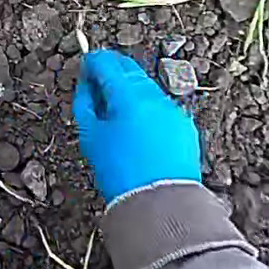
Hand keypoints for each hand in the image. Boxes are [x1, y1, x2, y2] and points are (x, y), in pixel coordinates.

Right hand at [71, 50, 200, 202]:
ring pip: (145, 87)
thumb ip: (85, 102)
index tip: (84, 67)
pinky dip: (147, 109)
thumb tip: (86, 84)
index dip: (92, 62)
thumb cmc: (121, 173)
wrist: (161, 206)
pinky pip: (160, 107)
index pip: (107, 62)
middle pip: (128, 68)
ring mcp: (172, 108)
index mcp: (129, 94)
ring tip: (116, 115)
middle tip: (97, 89)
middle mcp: (154, 95)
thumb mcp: (91, 136)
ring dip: (129, 92)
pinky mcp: (184, 124)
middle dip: (111, 72)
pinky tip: (138, 130)